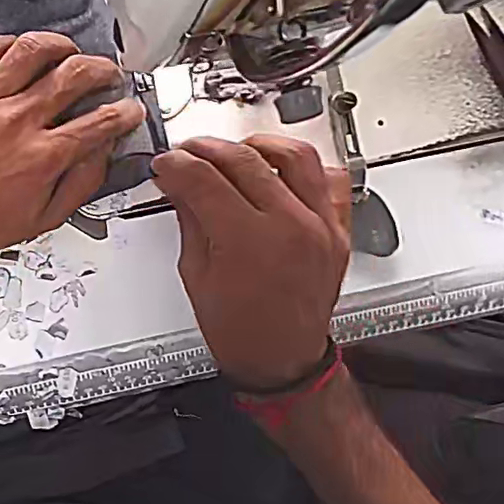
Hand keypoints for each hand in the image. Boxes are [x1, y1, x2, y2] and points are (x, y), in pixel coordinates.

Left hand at [0, 32, 143, 301]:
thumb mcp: (47, 217)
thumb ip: (84, 181)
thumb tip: (105, 149)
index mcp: (43, 157)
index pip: (101, 120)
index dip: (125, 111)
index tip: (128, 110)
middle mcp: (17, 122)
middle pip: (75, 73)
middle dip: (104, 70)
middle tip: (107, 76)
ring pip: (33, 49)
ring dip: (61, 45)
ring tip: (68, 54)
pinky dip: (8, 42)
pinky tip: (20, 53)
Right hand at [151, 135, 352, 389]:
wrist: (282, 358)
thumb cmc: (241, 331)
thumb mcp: (196, 274)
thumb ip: (189, 220)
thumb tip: (179, 185)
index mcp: (245, 241)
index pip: (202, 178)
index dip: (175, 165)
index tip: (165, 164)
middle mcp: (288, 227)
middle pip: (242, 160)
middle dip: (204, 150)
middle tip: (187, 155)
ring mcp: (319, 225)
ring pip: (292, 155)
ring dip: (255, 145)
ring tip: (234, 150)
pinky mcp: (337, 229)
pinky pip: (330, 178)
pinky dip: (305, 166)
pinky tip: (282, 169)